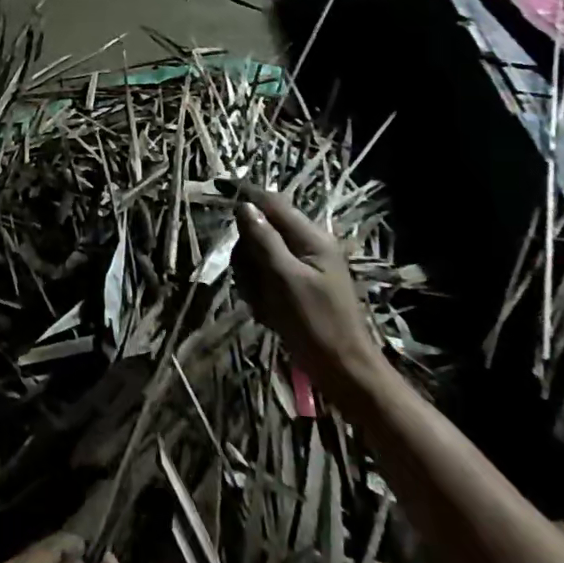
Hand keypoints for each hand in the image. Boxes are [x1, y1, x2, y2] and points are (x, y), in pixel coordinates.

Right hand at [227, 182, 383, 386]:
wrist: (345, 373)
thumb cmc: (317, 325)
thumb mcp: (285, 280)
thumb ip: (264, 240)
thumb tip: (245, 206)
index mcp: (311, 238)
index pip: (273, 204)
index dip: (246, 196)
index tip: (218, 188)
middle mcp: (307, 247)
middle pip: (261, 232)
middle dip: (248, 256)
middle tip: (252, 284)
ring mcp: (302, 269)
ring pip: (259, 258)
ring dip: (253, 280)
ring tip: (263, 306)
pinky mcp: (297, 289)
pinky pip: (266, 280)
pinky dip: (261, 295)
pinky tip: (269, 315)